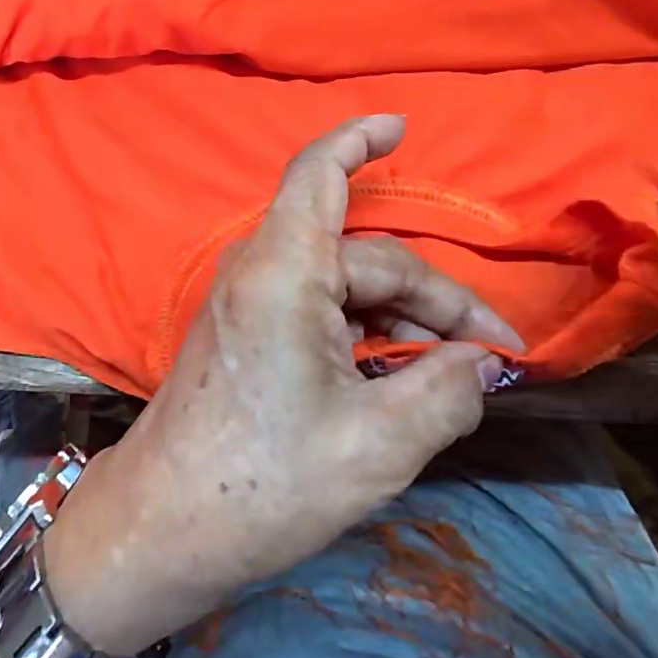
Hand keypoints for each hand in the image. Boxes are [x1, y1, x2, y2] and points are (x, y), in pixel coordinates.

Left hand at [44, 115, 522, 656]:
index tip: (400, 127)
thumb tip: (482, 365)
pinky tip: (398, 377)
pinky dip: (367, 334)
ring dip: (404, 321)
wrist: (162, 530)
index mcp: (285, 274)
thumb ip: (444, 393)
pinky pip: (321, 313)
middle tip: (494, 356)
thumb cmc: (263, 485)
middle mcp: (264, 272)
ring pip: (347, 289)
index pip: (320, 176)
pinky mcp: (248, 334)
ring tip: (451, 375)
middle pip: (367, 259)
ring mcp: (251, 303)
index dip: (359, 141)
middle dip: (435, 300)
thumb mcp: (376, 445)